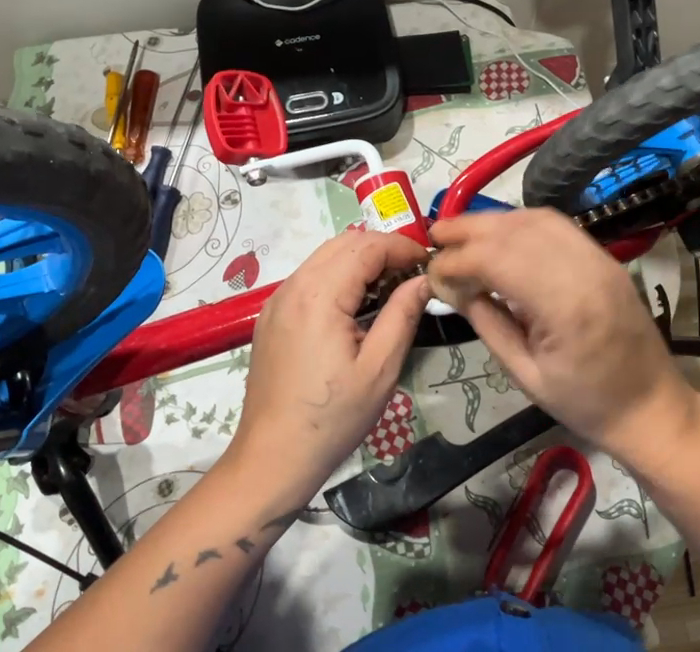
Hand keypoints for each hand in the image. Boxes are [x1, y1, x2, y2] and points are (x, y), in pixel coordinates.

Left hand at [229, 231, 430, 509]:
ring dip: (359, 260)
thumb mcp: (380, 369)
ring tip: (389, 288)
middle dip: (381, 249)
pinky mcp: (271, 317)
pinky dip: (337, 276)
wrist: (271, 458)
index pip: (367, 247)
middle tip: (412, 274)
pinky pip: (309, 277)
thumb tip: (423, 279)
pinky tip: (356, 306)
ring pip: (324, 256)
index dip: (402, 247)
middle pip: (344, 243)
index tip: (429, 264)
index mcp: (319, 295)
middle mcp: (293, 287)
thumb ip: (403, 315)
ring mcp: (276, 301)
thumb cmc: (332, 418)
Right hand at [426, 209, 699, 463]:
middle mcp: (584, 269)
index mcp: (564, 306)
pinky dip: (522, 223)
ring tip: (460, 232)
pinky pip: (558, 226)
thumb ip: (486, 323)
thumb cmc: (585, 403)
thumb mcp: (525, 374)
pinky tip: (499, 235)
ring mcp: (599, 258)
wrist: (651, 405)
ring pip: (537, 219)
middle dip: (470, 229)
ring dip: (494, 220)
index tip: (431, 271)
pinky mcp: (604, 257)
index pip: (497, 260)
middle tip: (435, 236)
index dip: (458, 260)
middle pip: (516, 230)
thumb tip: (447, 286)